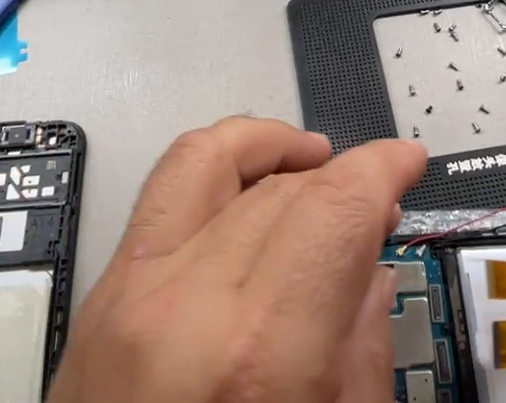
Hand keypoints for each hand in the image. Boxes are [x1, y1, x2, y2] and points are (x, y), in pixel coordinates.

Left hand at [49, 117, 426, 402]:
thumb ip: (360, 356)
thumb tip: (368, 272)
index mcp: (260, 357)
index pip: (334, 206)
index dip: (382, 168)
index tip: (405, 161)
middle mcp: (189, 306)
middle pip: (285, 192)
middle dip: (343, 182)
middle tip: (374, 201)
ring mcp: (131, 295)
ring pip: (216, 164)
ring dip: (274, 148)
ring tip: (313, 159)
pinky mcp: (99, 298)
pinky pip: (162, 188)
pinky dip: (213, 161)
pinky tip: (246, 177)